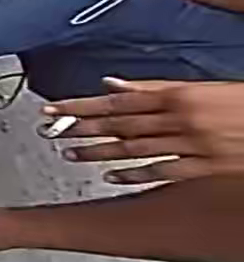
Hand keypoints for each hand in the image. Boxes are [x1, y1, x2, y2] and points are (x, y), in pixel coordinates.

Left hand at [46, 77, 243, 183]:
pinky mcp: (213, 165)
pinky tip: (109, 176)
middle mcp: (184, 120)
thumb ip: (156, 88)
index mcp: (182, 97)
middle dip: (79, 129)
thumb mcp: (207, 88)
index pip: (115, 102)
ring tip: (69, 154)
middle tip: (50, 133)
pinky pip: (165, 171)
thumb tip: (110, 85)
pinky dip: (134, 175)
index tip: (48, 110)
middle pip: (119, 126)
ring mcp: (198, 144)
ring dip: (97, 153)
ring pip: (134, 149)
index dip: (77, 106)